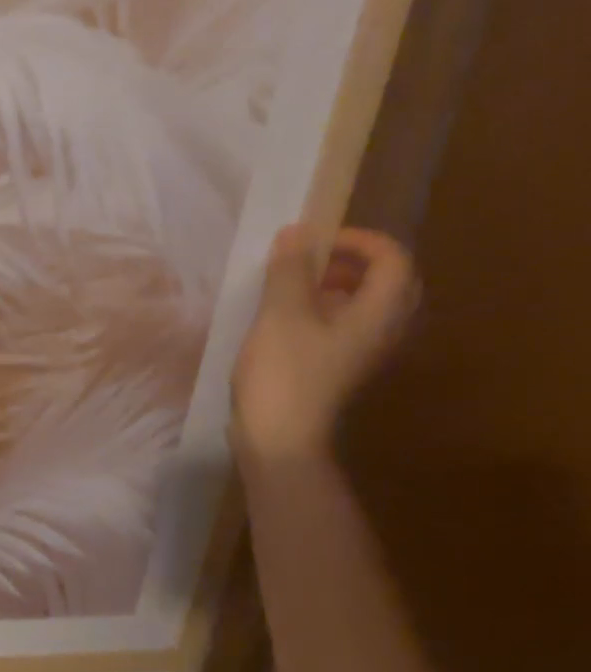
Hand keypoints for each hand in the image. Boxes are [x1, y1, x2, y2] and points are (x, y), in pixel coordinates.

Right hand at [232, 224, 419, 463]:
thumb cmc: (285, 374)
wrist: (280, 438)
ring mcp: (368, 353)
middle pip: (385, 280)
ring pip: (366, 306)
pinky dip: (326, 314)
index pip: (391, 256)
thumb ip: (289, 272)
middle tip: (305, 262)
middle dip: (348, 263)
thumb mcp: (280, 316)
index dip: (356, 240)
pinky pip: (348, 328)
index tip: (313, 240)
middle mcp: (388, 328)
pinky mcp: (345, 370)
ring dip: (335, 289)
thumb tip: (295, 233)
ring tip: (291, 291)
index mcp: (382, 309)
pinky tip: (287, 325)